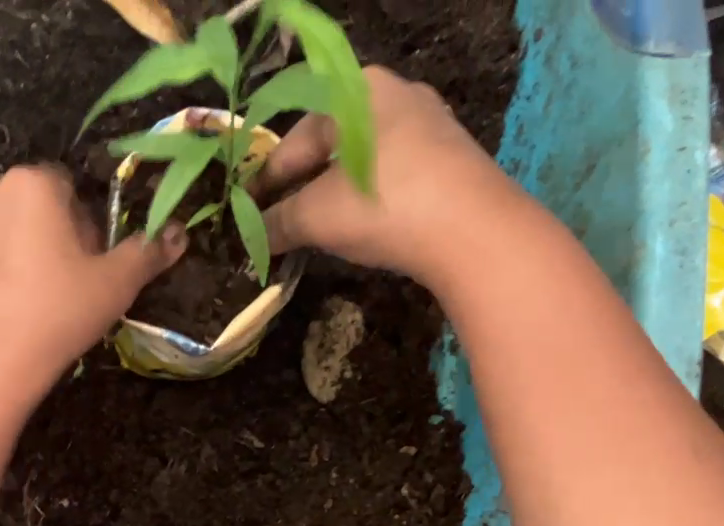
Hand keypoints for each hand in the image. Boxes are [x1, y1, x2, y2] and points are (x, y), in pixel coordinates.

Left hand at [0, 165, 185, 388]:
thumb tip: (177, 235)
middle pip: (33, 208)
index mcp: (31, 184)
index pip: (69, 186)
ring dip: (22, 257)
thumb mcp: (115, 284)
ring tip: (37, 305)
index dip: (87, 223)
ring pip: (3, 235)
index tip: (94, 261)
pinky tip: (9, 315)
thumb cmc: (58, 312)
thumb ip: (147, 253)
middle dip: (53, 238)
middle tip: (71, 286)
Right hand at [255, 67, 522, 284]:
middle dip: (299, 190)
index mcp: (355, 91)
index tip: (246, 216)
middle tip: (278, 228)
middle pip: (326, 148)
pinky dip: (366, 200)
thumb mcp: (316, 216)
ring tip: (314, 234)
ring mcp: (428, 124)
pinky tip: (359, 229)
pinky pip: (391, 174)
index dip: (264, 184)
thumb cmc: (384, 205)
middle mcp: (393, 94)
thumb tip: (251, 235)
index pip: (291, 142)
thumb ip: (276, 222)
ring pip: (359, 162)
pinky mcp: (449, 158)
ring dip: (330, 198)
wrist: (476, 232)